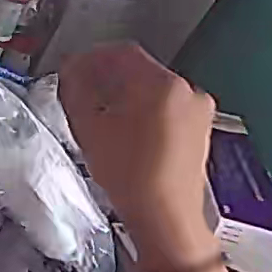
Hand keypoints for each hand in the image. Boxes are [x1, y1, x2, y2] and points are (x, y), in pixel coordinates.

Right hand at [59, 42, 219, 271]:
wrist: (165, 218)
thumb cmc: (127, 172)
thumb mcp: (89, 127)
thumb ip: (76, 90)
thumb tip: (72, 71)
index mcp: (162, 84)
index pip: (122, 53)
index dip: (92, 57)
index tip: (73, 68)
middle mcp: (187, 91)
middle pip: (139, 69)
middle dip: (107, 75)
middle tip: (81, 88)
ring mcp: (198, 111)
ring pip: (153, 89)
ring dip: (125, 93)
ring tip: (99, 111)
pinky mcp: (200, 131)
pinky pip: (166, 107)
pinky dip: (143, 109)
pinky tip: (124, 129)